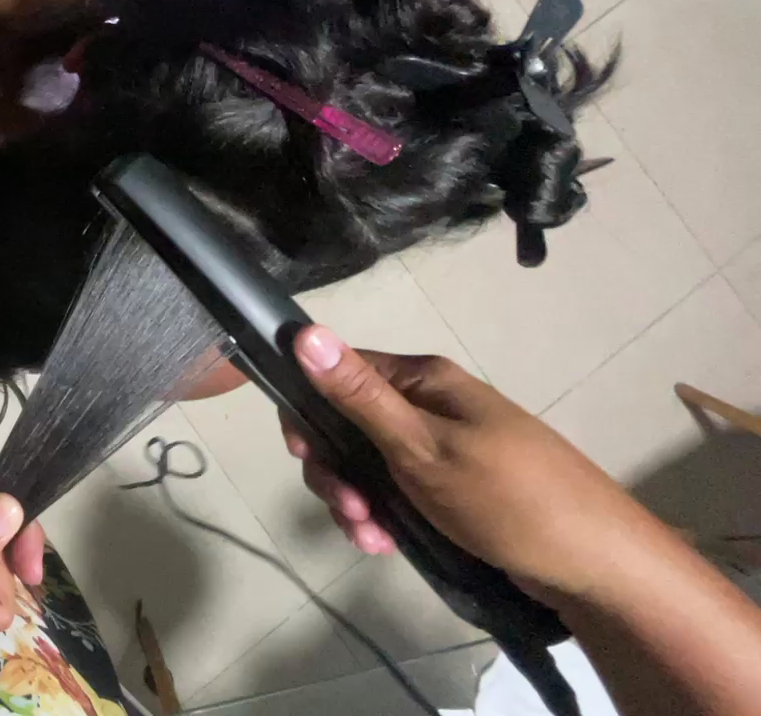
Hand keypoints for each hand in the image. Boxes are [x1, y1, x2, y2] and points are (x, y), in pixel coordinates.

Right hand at [281, 326, 670, 603]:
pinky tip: (385, 540)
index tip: (302, 452)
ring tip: (369, 535)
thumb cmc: (510, 501)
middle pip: (343, 423)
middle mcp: (427, 405)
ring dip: (353, 498)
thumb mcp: (422, 447)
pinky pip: (392, 488)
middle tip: (346, 507)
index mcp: (422, 381)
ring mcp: (440, 444)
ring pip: (363, 461)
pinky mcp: (448, 483)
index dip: (306, 409)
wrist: (606, 576)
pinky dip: (379, 513)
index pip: (336, 373)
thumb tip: (304, 331)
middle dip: (333, 469)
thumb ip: (358, 394)